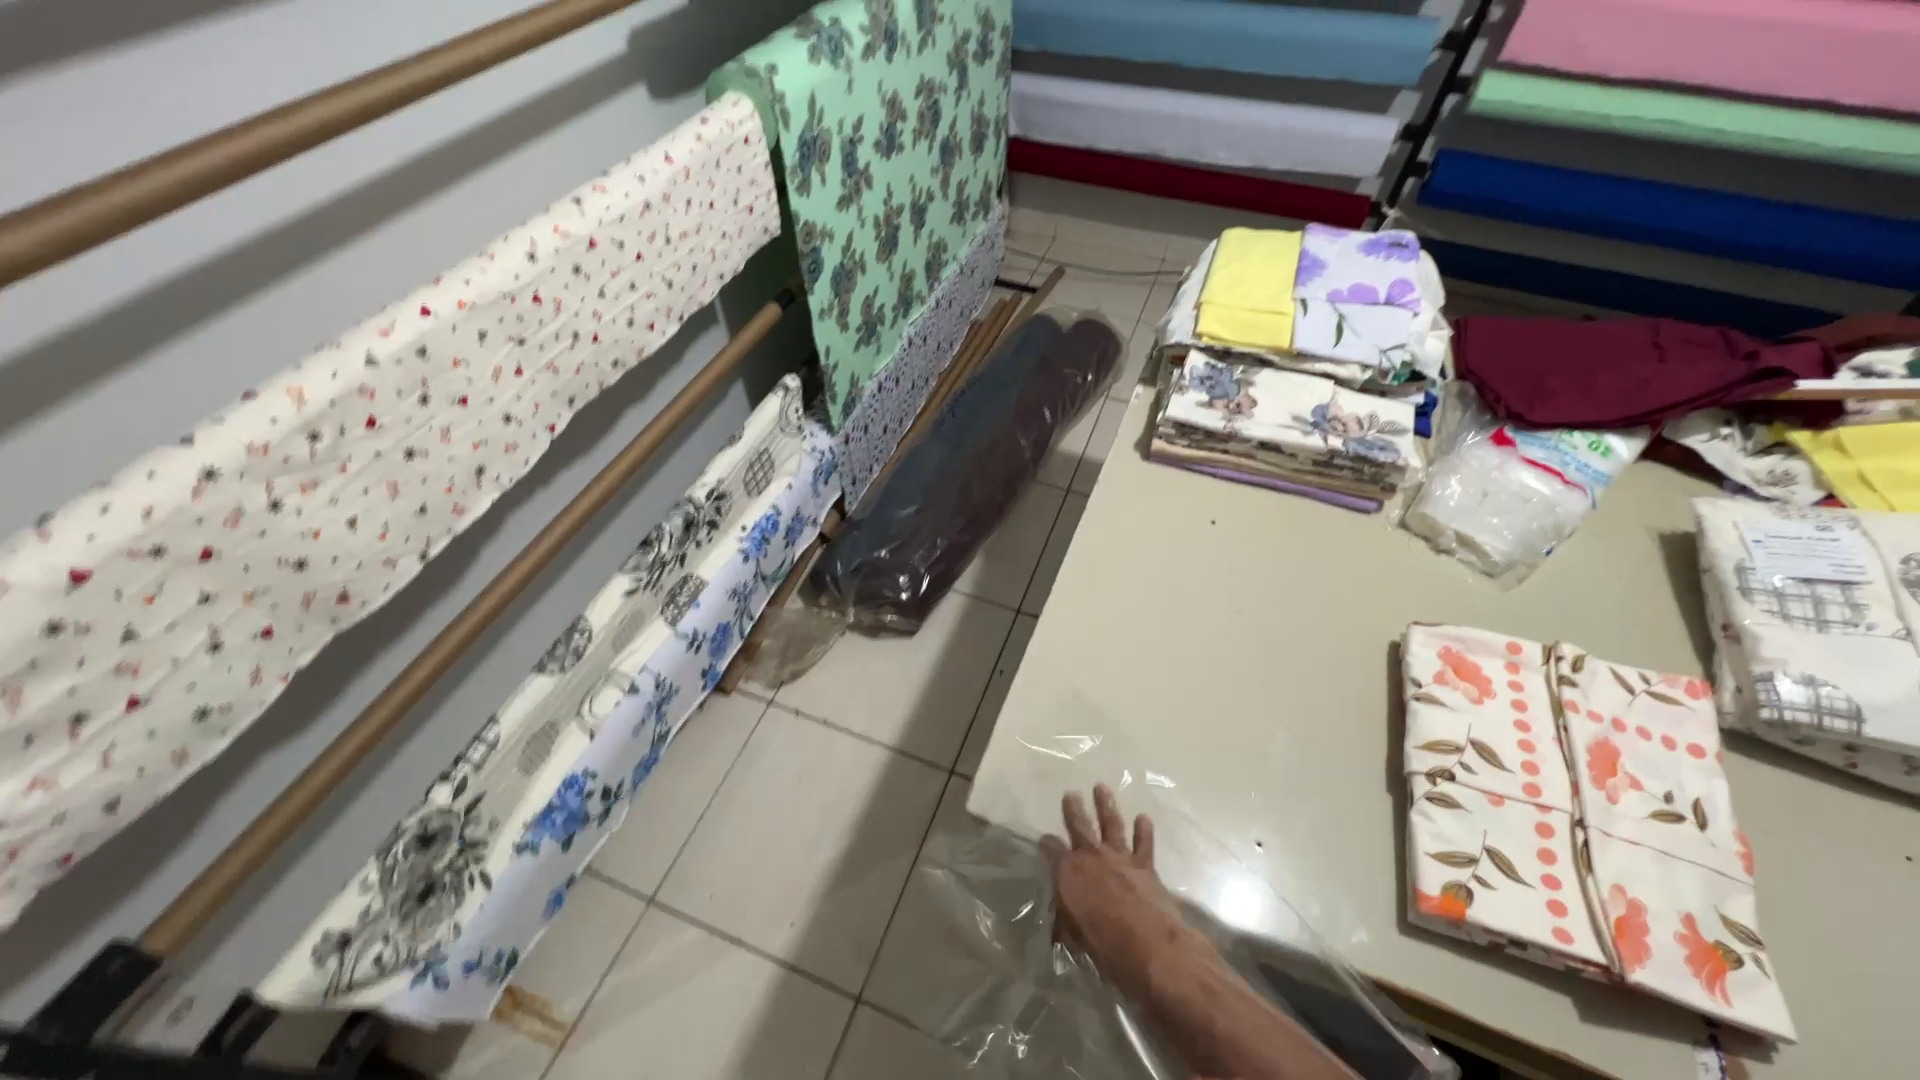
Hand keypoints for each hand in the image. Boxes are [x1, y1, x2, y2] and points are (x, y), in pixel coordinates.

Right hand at [1046, 784, 1213, 1002]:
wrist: (1147, 942)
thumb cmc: (1101, 942)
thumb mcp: (1071, 934)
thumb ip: (1064, 921)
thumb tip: (1056, 926)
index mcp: (1067, 870)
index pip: (1051, 849)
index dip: (1047, 844)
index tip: (1044, 840)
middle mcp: (1091, 856)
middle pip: (1079, 825)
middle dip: (1073, 809)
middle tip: (1071, 793)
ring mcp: (1120, 857)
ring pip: (1111, 824)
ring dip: (1106, 805)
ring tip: (1102, 787)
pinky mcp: (1144, 865)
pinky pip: (1143, 842)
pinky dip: (1143, 830)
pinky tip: (1143, 818)